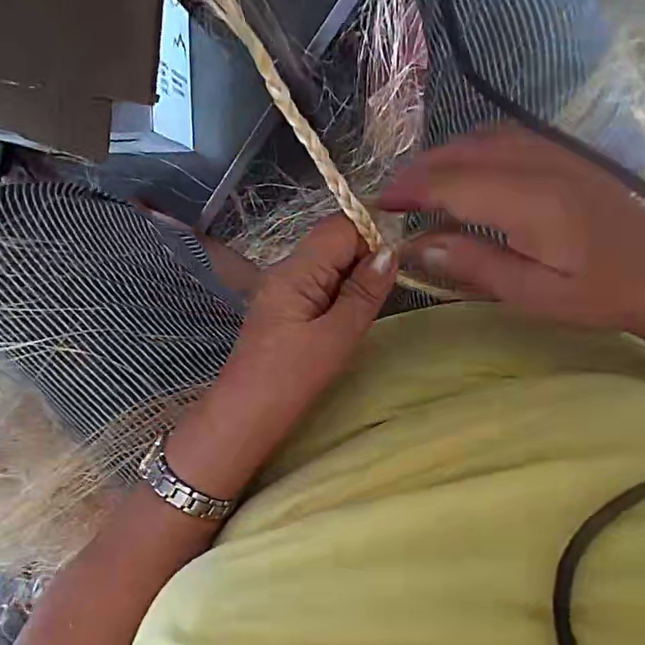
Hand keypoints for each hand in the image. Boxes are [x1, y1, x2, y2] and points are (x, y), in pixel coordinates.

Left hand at [165, 215, 397, 497]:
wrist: (243, 418)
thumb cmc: (290, 380)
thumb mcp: (337, 336)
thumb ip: (364, 292)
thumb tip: (390, 251)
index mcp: (295, 270)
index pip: (339, 226)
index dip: (373, 233)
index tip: (400, 260)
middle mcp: (284, 270)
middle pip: (332, 242)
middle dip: (365, 256)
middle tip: (388, 289)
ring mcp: (280, 290)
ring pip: (326, 265)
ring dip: (353, 277)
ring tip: (370, 306)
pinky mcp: (281, 309)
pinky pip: (316, 286)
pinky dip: (338, 293)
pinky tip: (348, 317)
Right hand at [377, 124, 644, 337]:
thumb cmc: (605, 293)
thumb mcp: (535, 294)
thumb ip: (475, 265)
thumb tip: (419, 247)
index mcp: (529, 200)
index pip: (452, 182)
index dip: (410, 189)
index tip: (379, 205)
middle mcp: (540, 163)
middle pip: (463, 152)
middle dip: (419, 170)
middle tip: (390, 198)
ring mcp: (557, 152)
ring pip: (484, 138)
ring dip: (444, 156)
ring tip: (419, 185)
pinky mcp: (567, 154)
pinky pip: (506, 138)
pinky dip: (472, 149)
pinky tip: (464, 170)